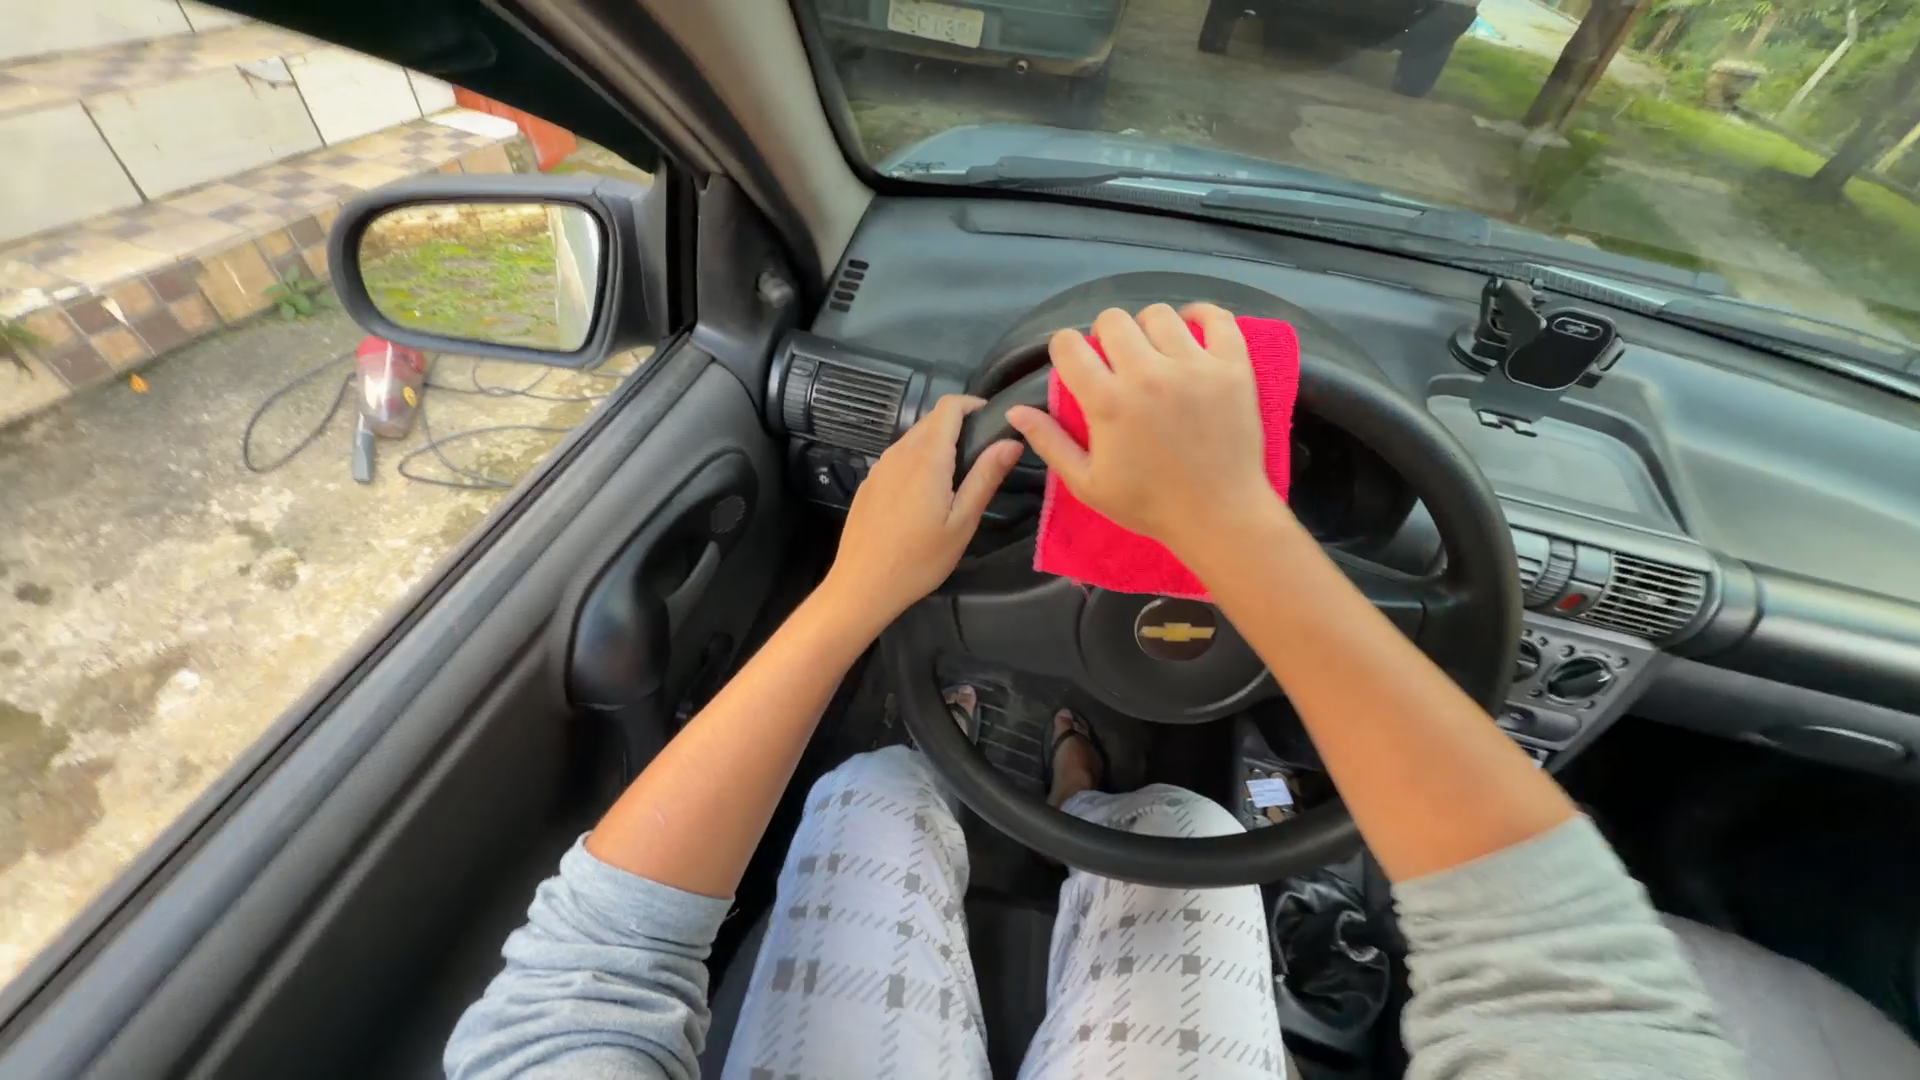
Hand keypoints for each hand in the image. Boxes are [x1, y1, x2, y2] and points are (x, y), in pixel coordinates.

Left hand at [819, 395, 1022, 635]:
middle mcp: (899, 453)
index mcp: (927, 457)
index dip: (973, 404)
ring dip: (938, 445)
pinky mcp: (869, 484)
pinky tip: (925, 497)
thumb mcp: (962, 522)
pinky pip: (898, 459)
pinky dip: (917, 463)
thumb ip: (986, 477)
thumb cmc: (919, 559)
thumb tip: (1011, 442)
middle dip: (959, 425)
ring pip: (913, 439)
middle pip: (932, 420)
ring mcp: (880, 467)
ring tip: (958, 479)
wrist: (862, 586)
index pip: (949, 406)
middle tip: (983, 456)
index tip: (993, 421)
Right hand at [1006, 303, 1281, 559]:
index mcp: (1108, 403)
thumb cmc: (1147, 505)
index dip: (1065, 349)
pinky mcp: (1232, 367)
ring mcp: (1194, 367)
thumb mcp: (1086, 483)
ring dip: (1146, 329)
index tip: (1075, 364)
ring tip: (1152, 353)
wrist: (1217, 516)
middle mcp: (1148, 375)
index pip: (1070, 345)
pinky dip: (1200, 316)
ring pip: (1159, 315)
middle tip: (1114, 361)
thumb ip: (1050, 442)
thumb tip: (1015, 410)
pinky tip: (1189, 331)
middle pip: (1112, 320)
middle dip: (1104, 335)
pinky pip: (1216, 317)